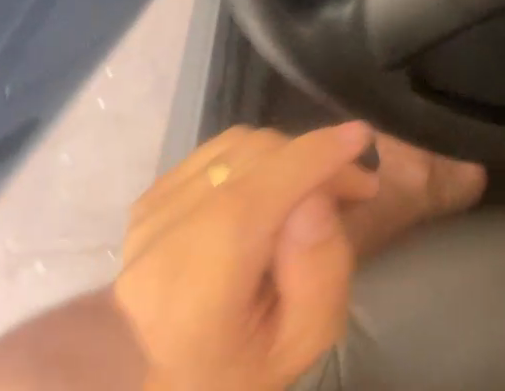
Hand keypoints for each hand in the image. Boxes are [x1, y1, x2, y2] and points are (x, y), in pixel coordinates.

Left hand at [113, 123, 377, 390]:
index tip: (360, 138)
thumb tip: (315, 196)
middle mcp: (154, 252)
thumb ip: (318, 272)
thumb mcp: (311, 334)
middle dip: (313, 158)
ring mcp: (145, 222)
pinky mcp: (148, 202)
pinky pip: (220, 150)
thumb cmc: (260, 357)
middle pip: (246, 166)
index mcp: (190, 301)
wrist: (195, 374)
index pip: (244, 206)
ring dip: (290, 155)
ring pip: (236, 147)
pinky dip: (261, 157)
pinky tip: (278, 187)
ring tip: (320, 187)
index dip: (304, 162)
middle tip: (356, 185)